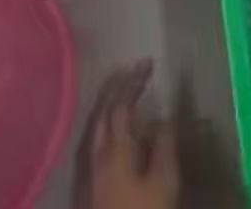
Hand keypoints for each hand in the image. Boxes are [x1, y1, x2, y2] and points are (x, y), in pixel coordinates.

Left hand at [78, 61, 178, 208]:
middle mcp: (96, 154)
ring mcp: (87, 172)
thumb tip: (162, 116)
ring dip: (105, 103)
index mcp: (116, 148)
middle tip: (130, 67)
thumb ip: (164, 145)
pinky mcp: (86, 188)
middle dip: (115, 86)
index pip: (123, 104)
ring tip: (118, 89)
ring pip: (93, 126)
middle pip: (102, 112)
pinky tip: (108, 129)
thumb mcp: (165, 182)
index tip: (149, 62)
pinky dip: (101, 123)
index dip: (135, 80)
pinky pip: (91, 141)